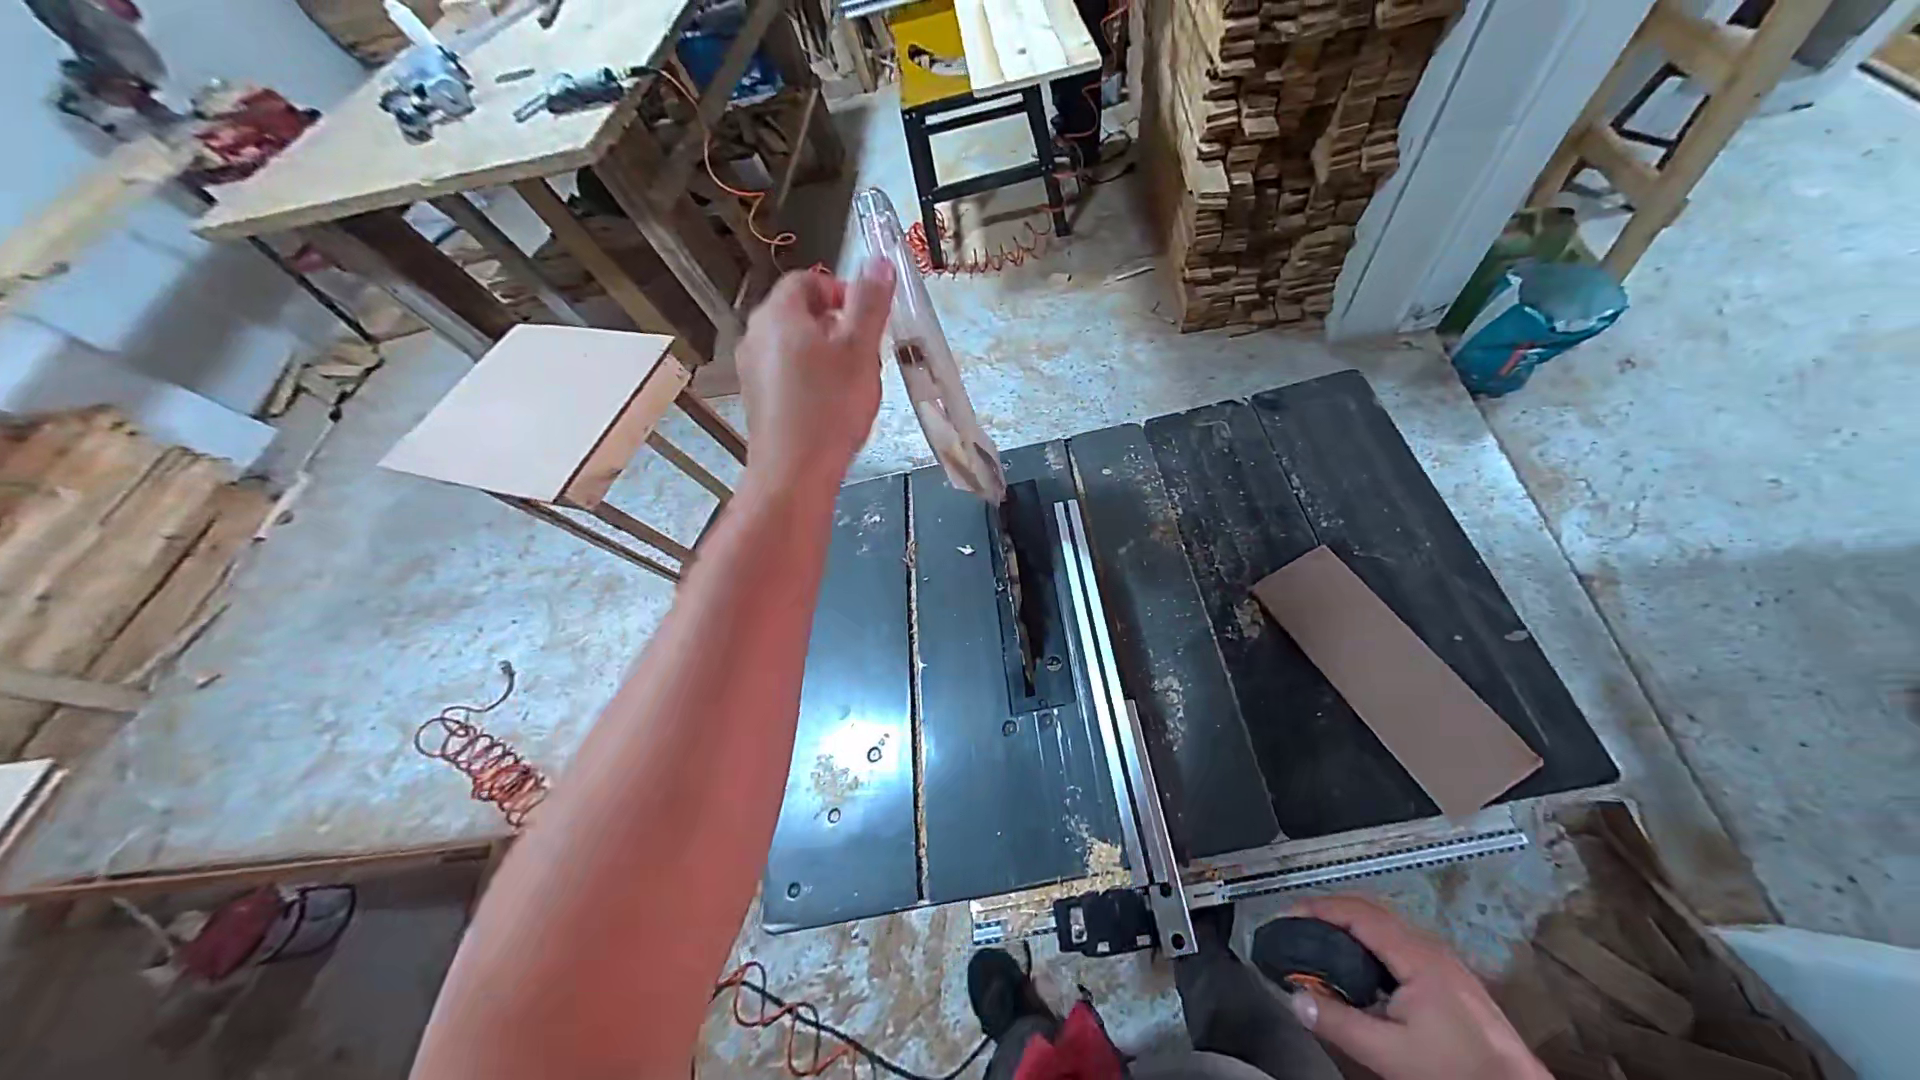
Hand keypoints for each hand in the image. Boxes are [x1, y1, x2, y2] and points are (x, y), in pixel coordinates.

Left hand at [735, 259, 894, 490]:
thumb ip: (870, 301)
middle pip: (802, 313)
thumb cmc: (829, 407)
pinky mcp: (757, 398)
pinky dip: (811, 380)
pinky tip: (830, 406)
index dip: (843, 291)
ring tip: (852, 384)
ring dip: (827, 354)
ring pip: (796, 345)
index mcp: (779, 313)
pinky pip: (788, 374)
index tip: (868, 318)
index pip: (810, 279)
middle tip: (866, 353)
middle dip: (838, 326)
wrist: (793, 471)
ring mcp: (752, 368)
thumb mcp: (861, 348)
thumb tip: (879, 261)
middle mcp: (757, 334)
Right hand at [1284, 897, 1548, 1079]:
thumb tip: (1294, 998)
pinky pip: (1396, 941)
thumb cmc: (1455, 1072)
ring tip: (1316, 940)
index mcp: (1416, 955)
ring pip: (1383, 924)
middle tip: (1295, 926)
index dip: (1316, 908)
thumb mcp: (1391, 1054)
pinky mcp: (1448, 976)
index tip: (1285, 917)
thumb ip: (1339, 1023)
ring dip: (1346, 924)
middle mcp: (1429, 946)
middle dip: (1327, 911)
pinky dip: (1365, 939)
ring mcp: (1442, 960)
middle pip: (1369, 909)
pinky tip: (1353, 963)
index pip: (1356, 912)